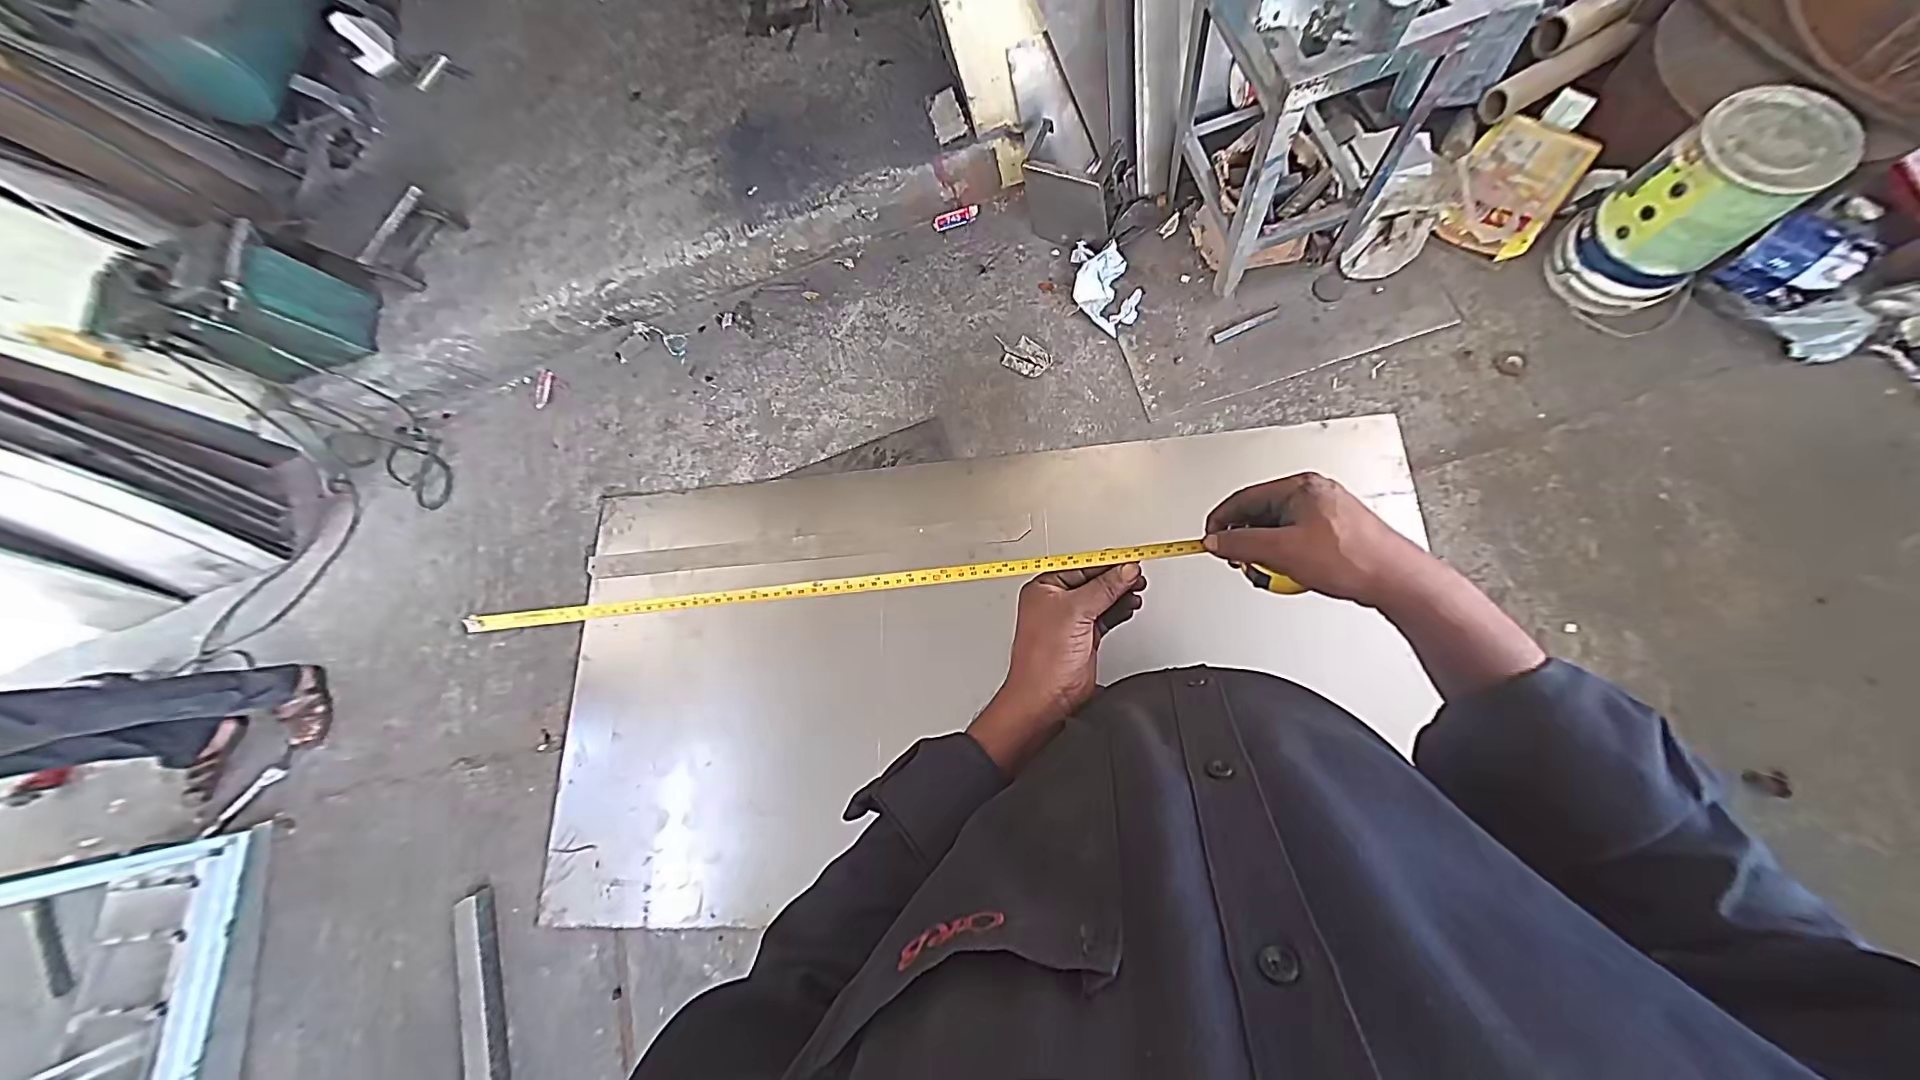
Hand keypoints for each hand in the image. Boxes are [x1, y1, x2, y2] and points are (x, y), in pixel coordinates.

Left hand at [967, 564, 1145, 773]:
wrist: (1046, 697)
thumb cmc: (1042, 659)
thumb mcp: (1075, 612)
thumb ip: (1103, 588)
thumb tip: (1124, 571)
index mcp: (1043, 588)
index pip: (1080, 566)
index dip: (1105, 563)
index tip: (1128, 559)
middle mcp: (1055, 602)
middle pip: (1092, 581)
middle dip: (1116, 577)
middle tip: (1136, 574)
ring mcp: (1070, 620)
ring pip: (1101, 598)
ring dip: (1120, 593)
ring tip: (1137, 587)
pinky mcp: (1084, 636)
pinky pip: (1106, 615)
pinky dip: (1119, 609)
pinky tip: (1130, 603)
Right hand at [1203, 472, 1439, 608]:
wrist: (1395, 581)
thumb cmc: (1355, 558)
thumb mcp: (1282, 551)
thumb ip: (1240, 543)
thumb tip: (1216, 541)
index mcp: (1301, 487)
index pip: (1243, 499)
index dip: (1221, 522)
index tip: (1211, 540)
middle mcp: (1312, 495)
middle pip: (1258, 517)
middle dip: (1248, 544)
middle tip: (1245, 561)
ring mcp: (1323, 515)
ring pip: (1274, 533)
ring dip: (1268, 556)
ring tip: (1278, 572)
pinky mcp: (1330, 535)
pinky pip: (1291, 543)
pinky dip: (1286, 560)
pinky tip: (1295, 574)